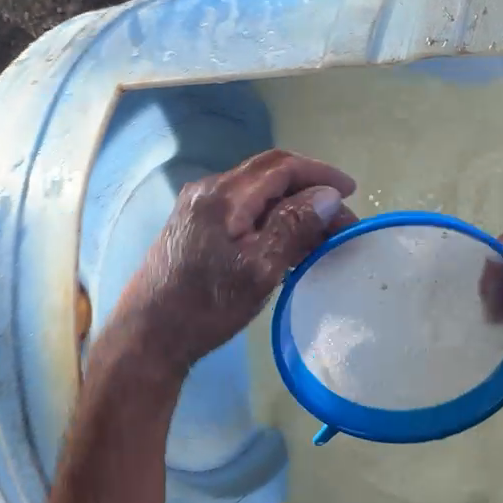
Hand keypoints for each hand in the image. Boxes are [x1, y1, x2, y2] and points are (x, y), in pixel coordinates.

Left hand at [113, 150, 357, 369]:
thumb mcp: (259, 269)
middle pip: (270, 177)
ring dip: (294, 210)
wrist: (149, 335)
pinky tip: (291, 248)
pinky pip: (245, 214)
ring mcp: (200, 210)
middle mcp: (209, 192)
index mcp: (224, 196)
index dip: (321, 174)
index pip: (282, 167)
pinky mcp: (196, 230)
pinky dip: (274, 223)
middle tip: (342, 223)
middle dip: (311, 193)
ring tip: (323, 238)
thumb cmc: (207, 305)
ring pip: (258, 196)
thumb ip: (293, 227)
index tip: (352, 192)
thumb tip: (327, 196)